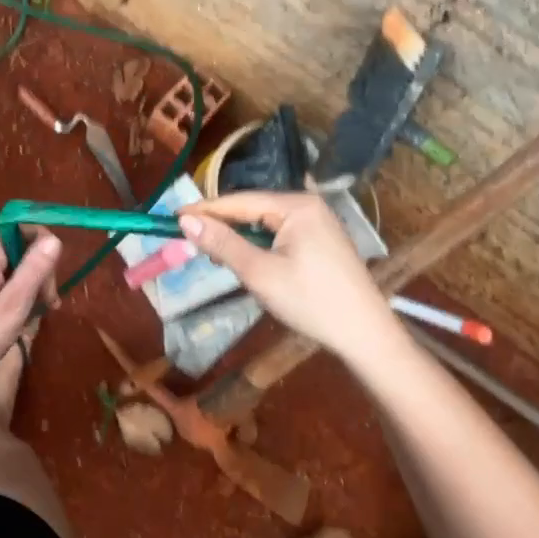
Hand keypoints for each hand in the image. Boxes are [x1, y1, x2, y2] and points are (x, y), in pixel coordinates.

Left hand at [0, 227, 61, 371]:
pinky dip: (20, 289)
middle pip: (17, 244)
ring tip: (45, 307)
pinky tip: (31, 310)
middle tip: (50, 298)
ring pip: (13, 262)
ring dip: (33, 280)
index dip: (38, 236)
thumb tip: (55, 239)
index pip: (15, 224)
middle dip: (39, 265)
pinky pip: (4, 276)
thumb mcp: (15, 302)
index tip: (53, 263)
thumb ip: (34, 269)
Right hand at [179, 192, 399, 360]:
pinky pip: (278, 235)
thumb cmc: (312, 302)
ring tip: (212, 255)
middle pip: (251, 209)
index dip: (204, 211)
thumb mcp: (259, 273)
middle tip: (188, 241)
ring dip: (238, 238)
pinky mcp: (321, 242)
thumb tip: (185, 221)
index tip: (172, 220)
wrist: (366, 336)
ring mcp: (318, 223)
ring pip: (263, 224)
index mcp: (296, 206)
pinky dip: (258, 246)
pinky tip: (246, 262)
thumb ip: (222, 244)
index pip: (238, 201)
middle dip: (221, 225)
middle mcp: (308, 205)